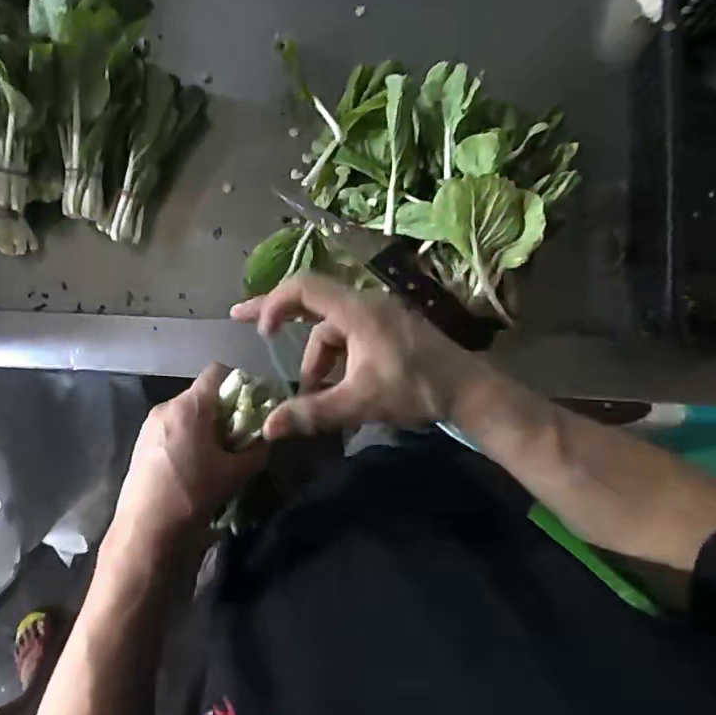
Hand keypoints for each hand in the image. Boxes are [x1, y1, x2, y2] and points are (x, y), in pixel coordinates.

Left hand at [106, 364, 266, 563]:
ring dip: (205, 429)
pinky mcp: (140, 446)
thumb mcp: (236, 473)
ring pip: (186, 415)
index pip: (219, 371)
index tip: (252, 408)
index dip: (240, 384)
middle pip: (202, 396)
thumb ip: (257, 450)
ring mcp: (149, 427)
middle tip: (240, 438)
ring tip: (217, 458)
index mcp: (189, 406)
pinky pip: (172, 432)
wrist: (146, 533)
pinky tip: (195, 469)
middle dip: (224, 412)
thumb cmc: (193, 494)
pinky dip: (188, 441)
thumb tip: (266, 439)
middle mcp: (166, 408)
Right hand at [229, 273, 491, 439]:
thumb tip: (267, 427)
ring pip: (334, 329)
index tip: (258, 330)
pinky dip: (338, 358)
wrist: (469, 391)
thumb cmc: (416, 390)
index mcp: (358, 310)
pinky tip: (338, 386)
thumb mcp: (359, 402)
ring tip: (315, 395)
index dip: (273, 302)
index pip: (304, 287)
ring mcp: (381, 315)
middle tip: (246, 321)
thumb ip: (312, 413)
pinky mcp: (391, 328)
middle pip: (314, 303)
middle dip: (281, 317)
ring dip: (318, 359)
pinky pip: (352, 335)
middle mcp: (367, 303)